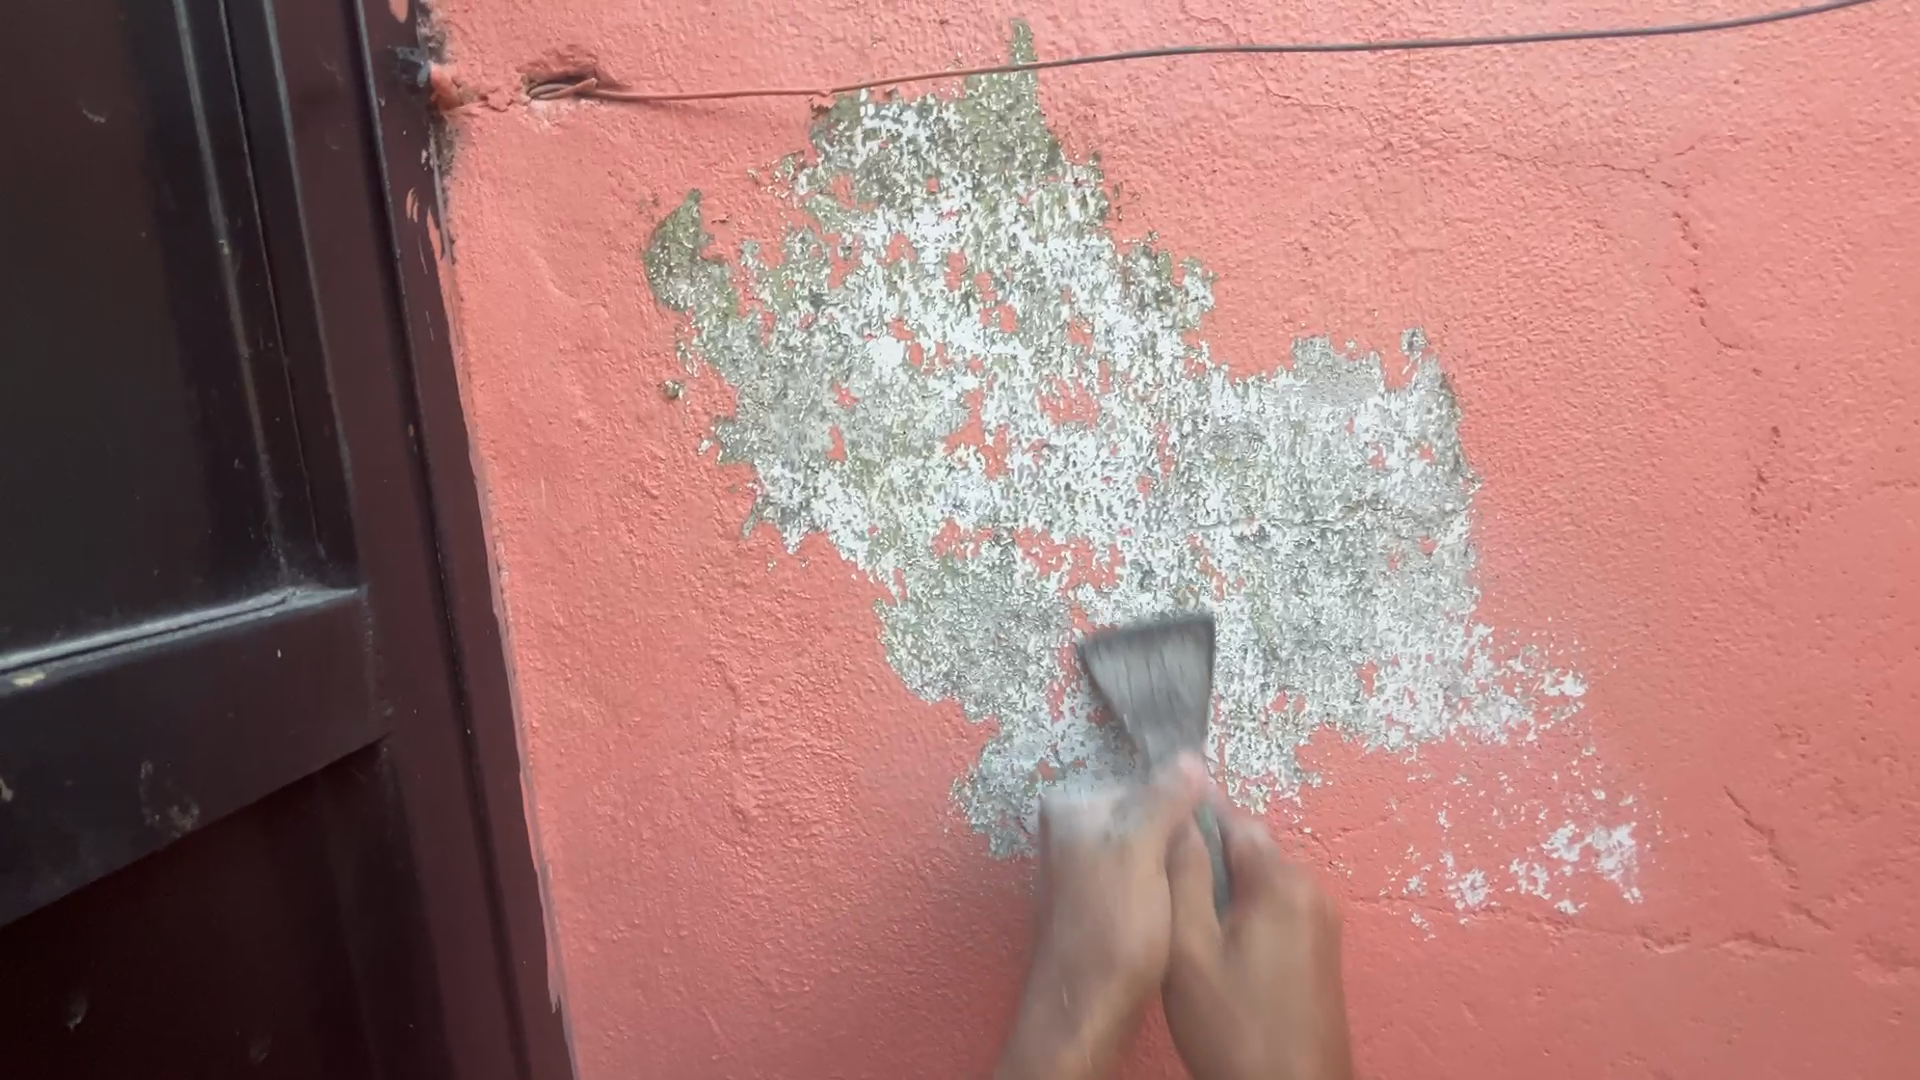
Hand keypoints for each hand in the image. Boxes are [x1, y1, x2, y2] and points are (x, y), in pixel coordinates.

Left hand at [995, 757, 1207, 1079]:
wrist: (1084, 1008)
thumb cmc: (1111, 926)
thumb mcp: (1140, 851)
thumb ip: (1163, 800)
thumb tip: (1189, 756)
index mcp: (1070, 806)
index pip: (1141, 785)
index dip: (1178, 807)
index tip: (1204, 836)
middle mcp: (1069, 829)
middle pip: (1143, 816)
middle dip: (1174, 839)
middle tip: (1193, 871)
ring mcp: (1081, 866)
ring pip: (1145, 850)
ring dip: (1170, 868)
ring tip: (1183, 894)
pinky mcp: (1096, 900)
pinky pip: (1139, 878)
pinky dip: (1159, 890)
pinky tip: (1170, 913)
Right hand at [1163, 799, 1352, 1079]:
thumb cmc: (1233, 1027)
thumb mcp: (1190, 948)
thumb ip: (1184, 875)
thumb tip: (1179, 817)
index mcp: (1282, 882)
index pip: (1232, 816)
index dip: (1190, 815)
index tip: (1152, 826)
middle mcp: (1310, 889)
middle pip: (1247, 844)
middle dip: (1204, 852)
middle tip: (1161, 877)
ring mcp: (1321, 920)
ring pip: (1257, 873)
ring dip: (1221, 880)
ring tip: (1180, 908)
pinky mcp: (1320, 946)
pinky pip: (1273, 901)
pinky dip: (1241, 904)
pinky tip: (1212, 933)